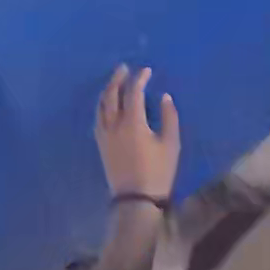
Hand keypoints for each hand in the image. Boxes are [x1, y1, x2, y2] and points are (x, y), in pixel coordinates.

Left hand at [95, 64, 179, 199]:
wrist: (135, 201)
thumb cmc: (158, 172)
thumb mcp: (171, 144)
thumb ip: (168, 117)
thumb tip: (164, 97)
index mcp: (133, 123)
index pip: (133, 92)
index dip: (139, 78)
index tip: (146, 71)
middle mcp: (114, 125)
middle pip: (111, 95)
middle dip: (117, 79)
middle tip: (124, 68)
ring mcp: (104, 135)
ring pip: (101, 106)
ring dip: (108, 90)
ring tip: (115, 82)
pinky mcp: (101, 145)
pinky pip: (98, 118)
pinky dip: (102, 105)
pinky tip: (107, 105)